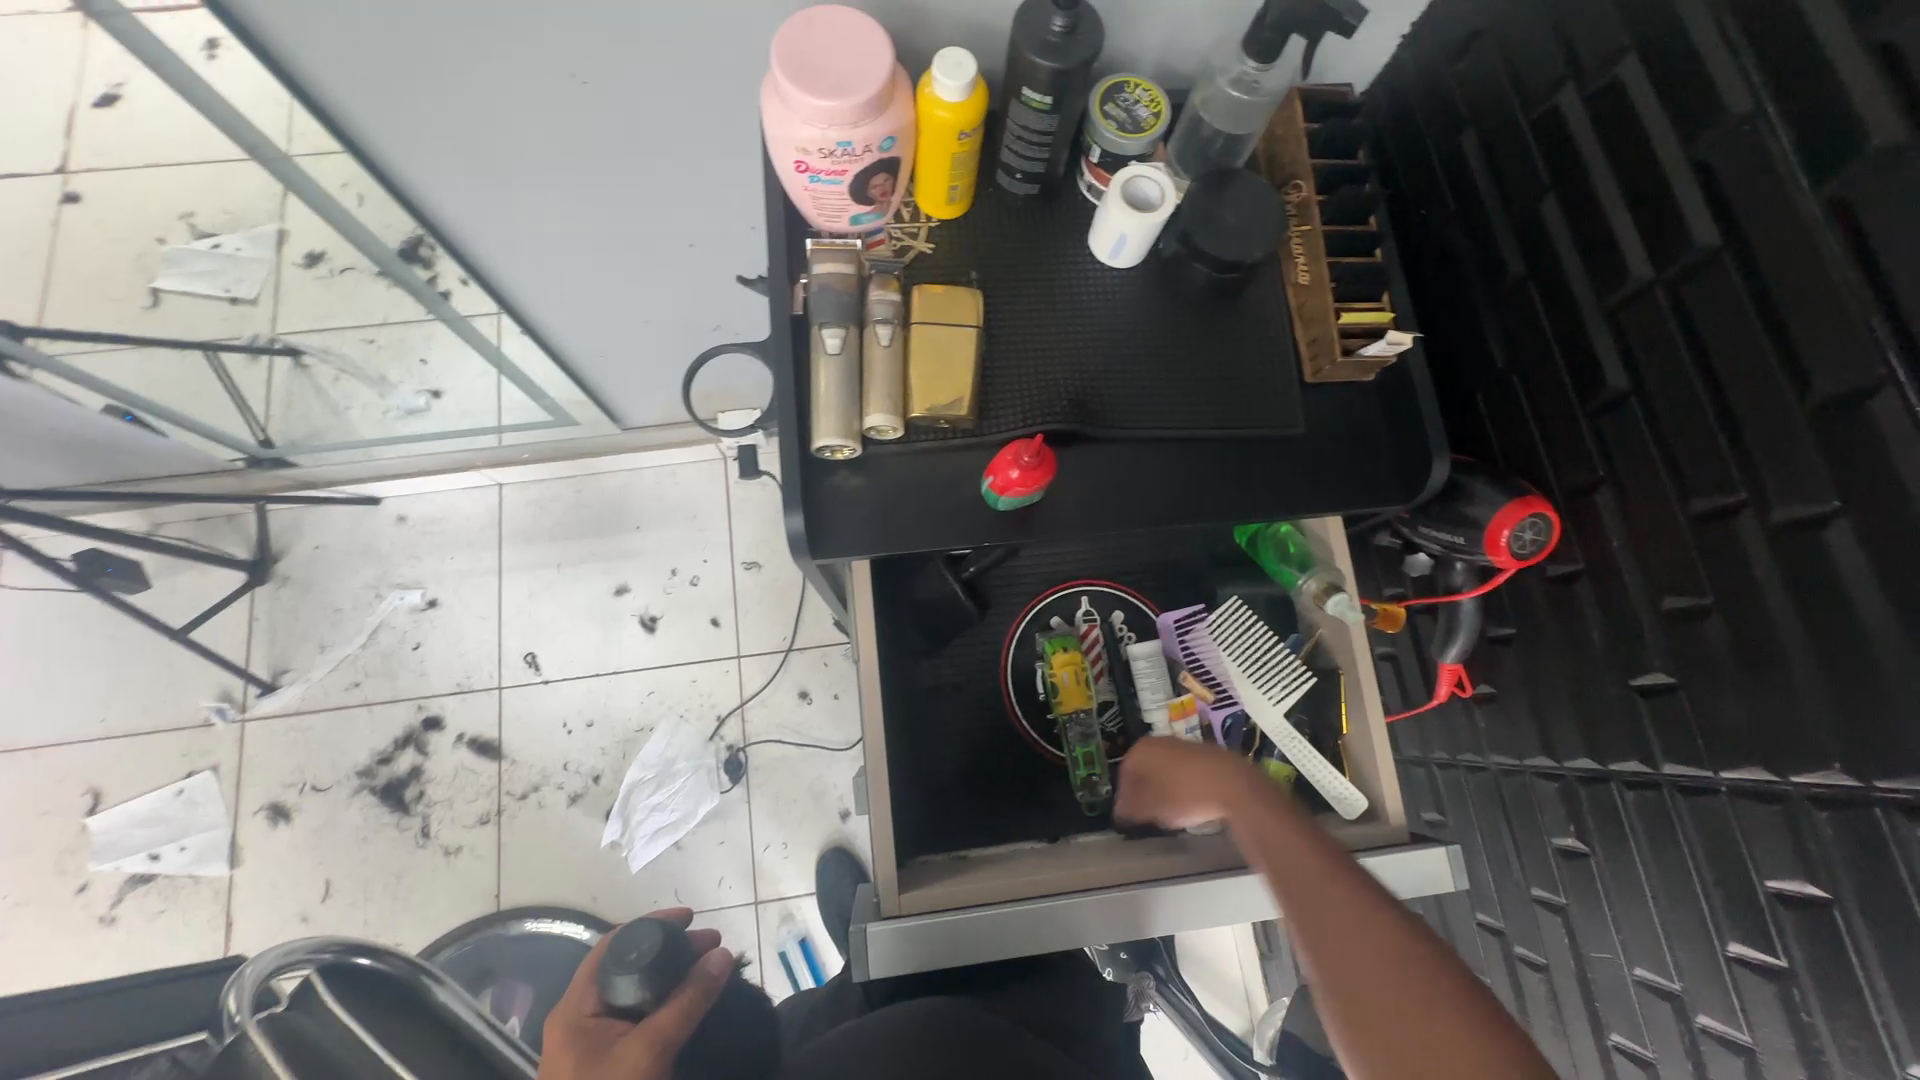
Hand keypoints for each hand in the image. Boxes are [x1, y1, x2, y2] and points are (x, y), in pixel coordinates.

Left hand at [539, 908, 734, 1079]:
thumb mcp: (651, 1050)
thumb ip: (687, 1001)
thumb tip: (722, 954)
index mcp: (576, 1008)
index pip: (612, 946)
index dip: (651, 925)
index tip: (691, 919)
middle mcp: (579, 1020)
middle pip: (624, 969)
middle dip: (670, 951)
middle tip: (712, 945)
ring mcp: (591, 1046)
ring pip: (634, 996)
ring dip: (671, 979)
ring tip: (709, 971)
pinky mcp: (606, 1066)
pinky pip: (637, 1021)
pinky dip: (664, 1006)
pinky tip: (691, 1007)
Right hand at [1116, 736, 1271, 828]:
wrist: (1233, 784)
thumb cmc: (1183, 795)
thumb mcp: (1151, 808)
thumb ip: (1131, 809)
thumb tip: (1120, 811)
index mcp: (1140, 750)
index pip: (1124, 774)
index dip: (1124, 797)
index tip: (1128, 816)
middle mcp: (1158, 741)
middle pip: (1144, 769)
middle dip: (1143, 791)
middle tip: (1146, 813)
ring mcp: (1183, 744)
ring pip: (1164, 769)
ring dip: (1163, 788)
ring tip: (1168, 811)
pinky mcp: (1205, 752)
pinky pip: (1184, 770)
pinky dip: (1182, 785)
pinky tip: (1190, 801)